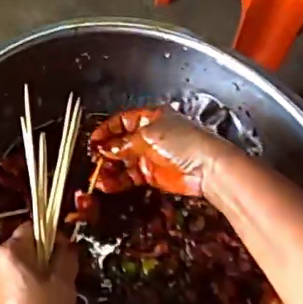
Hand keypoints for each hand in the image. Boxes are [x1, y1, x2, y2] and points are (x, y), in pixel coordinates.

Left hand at [0, 222, 76, 303]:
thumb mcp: (63, 285)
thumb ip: (66, 258)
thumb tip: (67, 243)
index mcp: (10, 250)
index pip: (32, 227)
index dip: (53, 234)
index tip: (69, 251)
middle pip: (26, 245)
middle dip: (48, 255)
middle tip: (67, 274)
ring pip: (23, 263)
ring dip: (41, 271)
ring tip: (58, 291)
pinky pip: (16, 279)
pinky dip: (32, 284)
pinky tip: (45, 303)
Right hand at [91, 107, 239, 196]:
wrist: (209, 169)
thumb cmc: (183, 142)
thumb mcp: (148, 136)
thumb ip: (122, 143)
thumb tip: (103, 149)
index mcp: (149, 119)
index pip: (120, 121)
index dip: (105, 130)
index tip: (92, 140)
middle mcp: (148, 136)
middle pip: (119, 142)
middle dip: (105, 151)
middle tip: (93, 160)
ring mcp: (150, 155)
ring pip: (122, 161)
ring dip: (108, 168)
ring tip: (97, 176)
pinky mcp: (152, 174)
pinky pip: (129, 176)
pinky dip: (117, 181)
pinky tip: (106, 185)